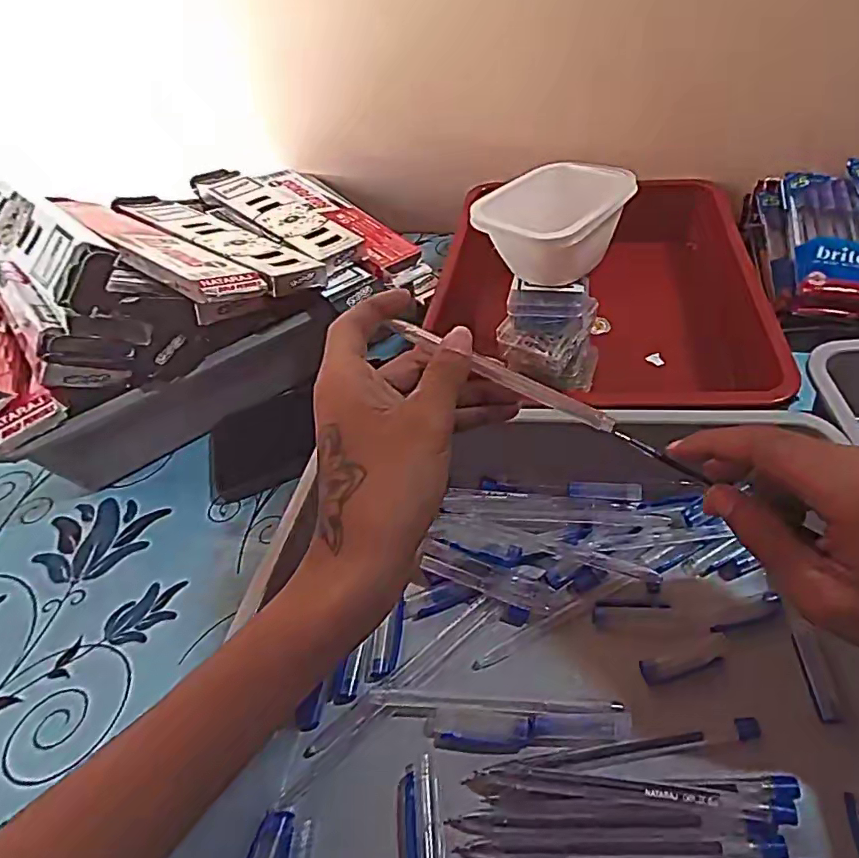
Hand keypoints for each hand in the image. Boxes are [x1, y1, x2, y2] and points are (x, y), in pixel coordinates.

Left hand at [297, 290, 517, 607]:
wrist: (367, 560)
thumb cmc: (387, 486)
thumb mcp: (426, 421)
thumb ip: (445, 374)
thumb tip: (458, 337)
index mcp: (347, 381)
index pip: (355, 325)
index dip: (382, 305)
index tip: (415, 298)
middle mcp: (355, 399)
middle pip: (405, 363)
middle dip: (454, 363)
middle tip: (497, 363)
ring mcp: (374, 427)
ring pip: (422, 395)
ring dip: (464, 392)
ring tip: (511, 393)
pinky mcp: (391, 452)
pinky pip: (426, 421)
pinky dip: (457, 417)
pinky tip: (497, 415)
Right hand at [667, 425, 858, 684]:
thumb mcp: (816, 591)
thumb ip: (762, 536)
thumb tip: (717, 497)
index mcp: (843, 485)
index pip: (765, 445)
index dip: (714, 444)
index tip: (676, 454)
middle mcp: (853, 460)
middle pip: (775, 443)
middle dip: (732, 461)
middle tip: (706, 495)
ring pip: (790, 455)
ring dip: (760, 480)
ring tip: (749, 523)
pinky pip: (811, 468)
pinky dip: (784, 488)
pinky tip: (783, 524)